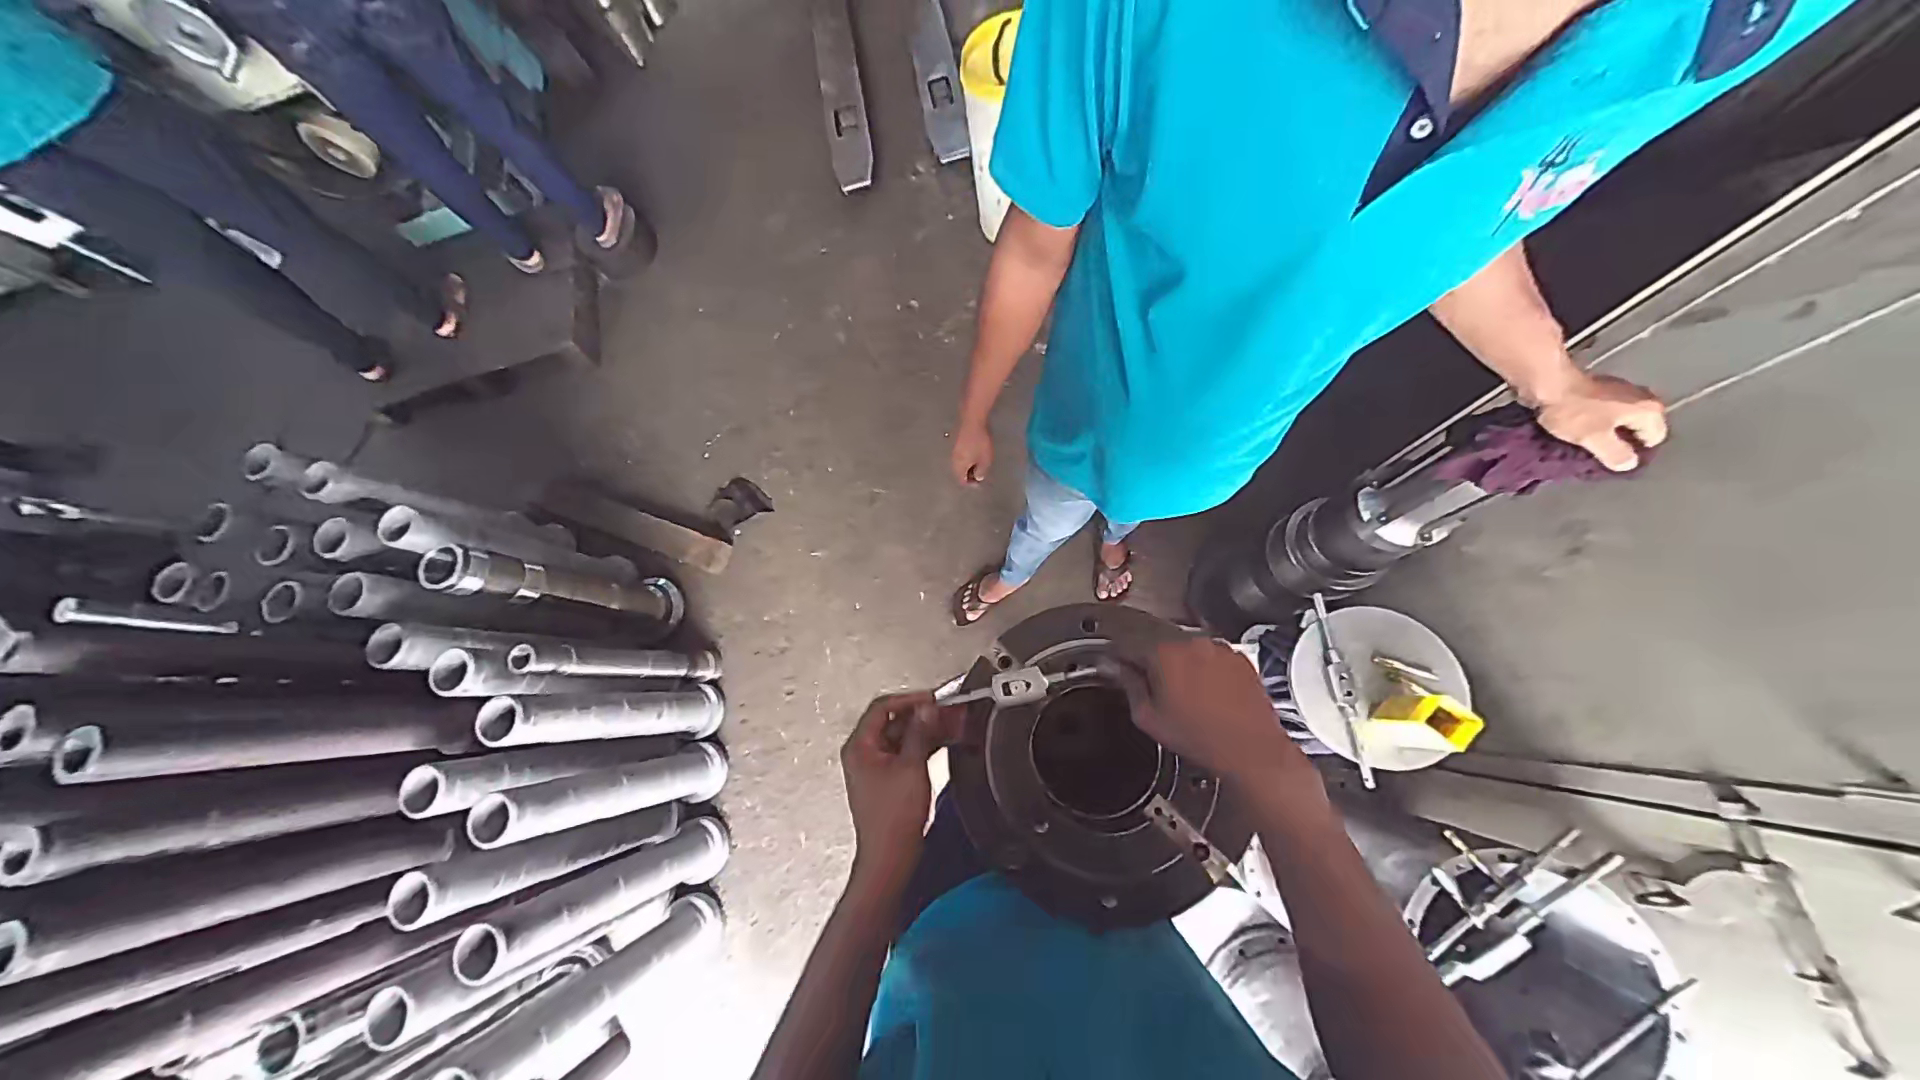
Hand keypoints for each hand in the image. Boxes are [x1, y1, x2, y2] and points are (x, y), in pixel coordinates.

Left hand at [840, 692, 962, 888]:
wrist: (890, 856)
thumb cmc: (893, 818)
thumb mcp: (911, 767)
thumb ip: (920, 732)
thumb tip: (927, 709)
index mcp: (860, 746)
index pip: (882, 708)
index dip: (909, 699)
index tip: (932, 699)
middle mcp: (864, 753)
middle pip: (893, 721)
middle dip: (922, 716)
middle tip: (947, 712)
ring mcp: (876, 766)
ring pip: (903, 737)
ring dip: (927, 730)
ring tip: (952, 725)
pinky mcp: (889, 779)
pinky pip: (907, 752)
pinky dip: (924, 745)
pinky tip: (945, 743)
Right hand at [950, 423, 992, 485]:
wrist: (972, 421)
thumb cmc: (979, 443)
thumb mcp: (984, 460)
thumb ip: (981, 472)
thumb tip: (978, 477)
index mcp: (959, 467)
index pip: (962, 481)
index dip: (971, 484)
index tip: (980, 482)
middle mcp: (954, 460)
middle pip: (959, 473)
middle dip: (969, 476)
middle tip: (980, 475)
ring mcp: (954, 451)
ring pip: (960, 465)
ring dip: (968, 468)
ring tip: (979, 466)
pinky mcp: (957, 443)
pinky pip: (961, 457)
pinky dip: (968, 460)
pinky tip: (975, 456)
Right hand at [1101, 637, 1309, 783]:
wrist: (1251, 750)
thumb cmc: (1202, 738)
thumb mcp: (1149, 718)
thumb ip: (1129, 686)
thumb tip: (1120, 670)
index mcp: (1163, 653)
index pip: (1129, 642)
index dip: (1120, 655)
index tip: (1118, 664)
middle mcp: (1191, 642)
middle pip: (1158, 641)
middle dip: (1150, 658)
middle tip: (1151, 683)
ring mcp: (1217, 647)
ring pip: (1185, 647)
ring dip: (1178, 662)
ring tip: (1183, 692)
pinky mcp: (1237, 657)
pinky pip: (1210, 654)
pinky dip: (1203, 666)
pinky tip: (1206, 692)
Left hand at [1533, 372, 1667, 471]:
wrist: (1549, 384)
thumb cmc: (1575, 412)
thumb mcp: (1595, 438)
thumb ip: (1615, 453)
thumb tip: (1629, 464)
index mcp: (1650, 410)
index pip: (1654, 439)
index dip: (1634, 452)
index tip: (1610, 459)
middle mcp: (1644, 398)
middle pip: (1637, 429)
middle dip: (1619, 442)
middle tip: (1597, 453)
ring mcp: (1623, 392)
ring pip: (1619, 420)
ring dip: (1605, 432)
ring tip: (1586, 443)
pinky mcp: (1601, 390)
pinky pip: (1604, 412)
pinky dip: (1595, 421)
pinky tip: (1579, 429)